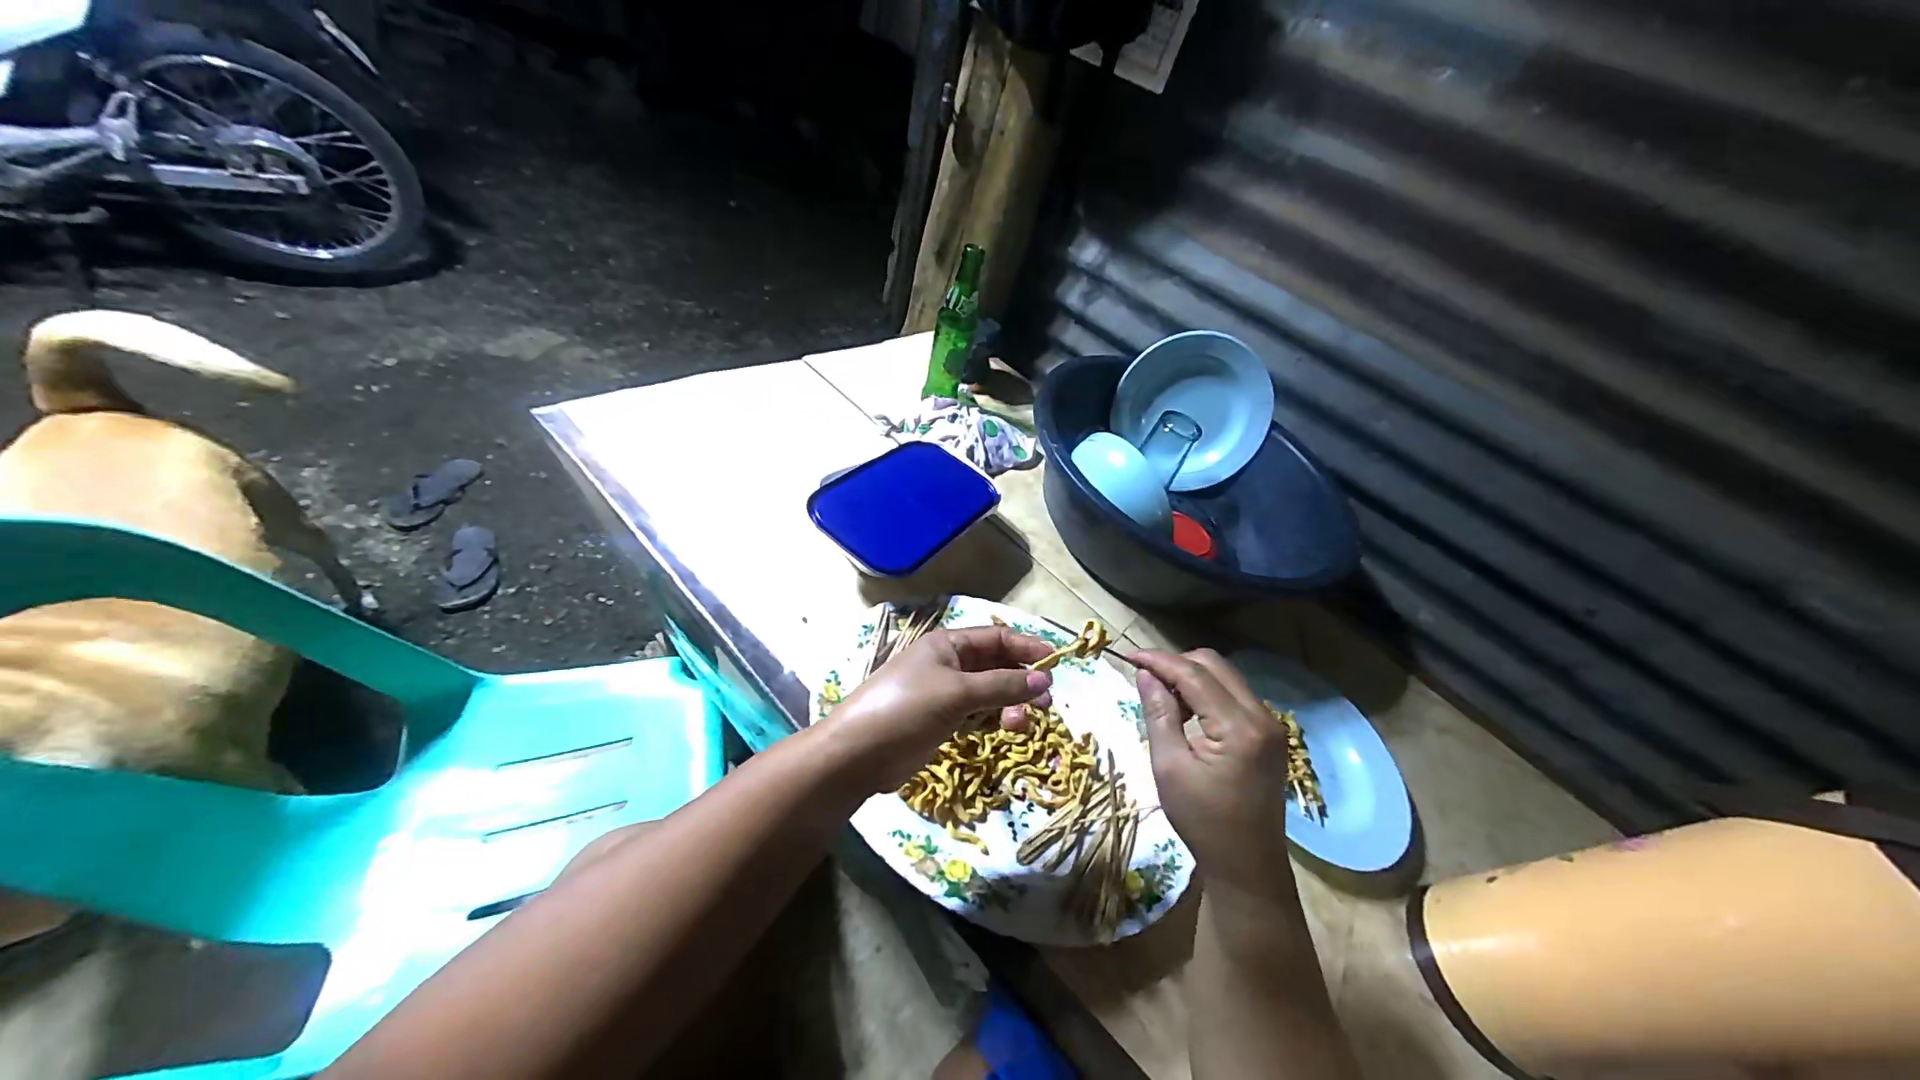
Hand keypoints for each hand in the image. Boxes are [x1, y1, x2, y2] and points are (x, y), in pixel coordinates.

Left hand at [820, 626, 1055, 792]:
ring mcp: (945, 693)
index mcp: (947, 645)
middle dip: (1021, 680)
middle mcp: (948, 664)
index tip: (1056, 663)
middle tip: (1044, 703)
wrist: (859, 753)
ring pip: (990, 692)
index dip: (1027, 647)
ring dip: (1011, 703)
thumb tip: (1045, 680)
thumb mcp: (957, 692)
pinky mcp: (942, 721)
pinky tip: (1006, 730)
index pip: (997, 638)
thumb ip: (1003, 685)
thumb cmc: (906, 709)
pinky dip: (995, 719)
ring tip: (1022, 724)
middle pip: (996, 665)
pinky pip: (979, 714)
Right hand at [1131, 649, 1293, 896]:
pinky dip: (1207, 693)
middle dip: (1176, 664)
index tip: (1128, 656)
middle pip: (1214, 665)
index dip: (1159, 660)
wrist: (1247, 865)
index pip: (1194, 674)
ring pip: (1225, 677)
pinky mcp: (1269, 734)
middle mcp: (1262, 717)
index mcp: (1239, 727)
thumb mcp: (1169, 766)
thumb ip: (1159, 714)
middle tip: (1146, 681)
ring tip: (1163, 701)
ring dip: (1192, 678)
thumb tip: (1146, 674)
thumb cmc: (1202, 821)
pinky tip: (1187, 714)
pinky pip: (1234, 696)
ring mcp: (1270, 725)